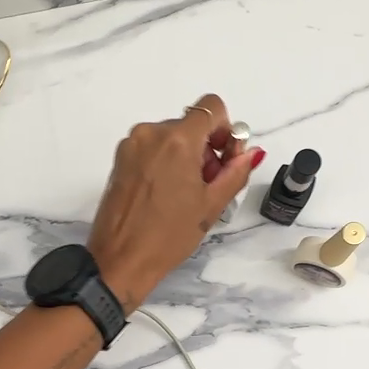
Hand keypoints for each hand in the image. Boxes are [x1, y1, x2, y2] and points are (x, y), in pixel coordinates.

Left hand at [87, 93, 262, 308]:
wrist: (120, 261)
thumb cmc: (168, 237)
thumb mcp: (210, 206)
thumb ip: (234, 173)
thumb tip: (250, 153)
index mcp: (177, 139)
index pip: (211, 107)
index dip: (224, 129)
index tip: (224, 157)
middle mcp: (151, 133)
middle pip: (189, 125)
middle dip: (204, 149)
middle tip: (207, 185)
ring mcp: (131, 146)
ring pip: (169, 138)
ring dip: (184, 157)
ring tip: (185, 195)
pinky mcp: (118, 160)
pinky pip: (150, 150)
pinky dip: (163, 163)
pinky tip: (165, 195)